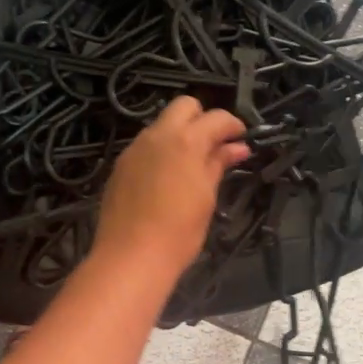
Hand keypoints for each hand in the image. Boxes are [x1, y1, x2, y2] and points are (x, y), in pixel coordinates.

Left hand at [91, 96, 249, 277]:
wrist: (130, 257)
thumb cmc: (179, 231)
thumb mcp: (207, 197)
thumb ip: (219, 164)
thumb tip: (237, 147)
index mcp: (185, 140)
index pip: (216, 117)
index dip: (233, 126)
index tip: (241, 140)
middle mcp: (157, 135)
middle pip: (184, 106)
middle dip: (203, 118)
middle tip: (214, 145)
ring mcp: (135, 148)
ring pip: (162, 125)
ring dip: (180, 134)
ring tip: (192, 164)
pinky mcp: (120, 165)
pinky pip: (145, 146)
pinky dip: (161, 151)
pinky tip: (167, 178)